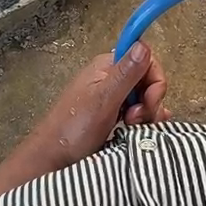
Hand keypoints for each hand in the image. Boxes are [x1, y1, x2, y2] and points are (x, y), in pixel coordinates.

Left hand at [22, 43, 170, 169]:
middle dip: (150, 101)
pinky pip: (138, 114)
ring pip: (144, 99)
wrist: (53, 161)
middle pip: (147, 81)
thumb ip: (125, 73)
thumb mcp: (103, 100)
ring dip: (146, 115)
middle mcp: (112, 78)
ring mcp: (112, 99)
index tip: (147, 101)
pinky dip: (144, 121)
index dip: (153, 79)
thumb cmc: (74, 128)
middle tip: (134, 119)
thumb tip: (144, 44)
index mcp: (108, 66)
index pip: (145, 59)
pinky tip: (143, 131)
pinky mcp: (113, 118)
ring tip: (131, 128)